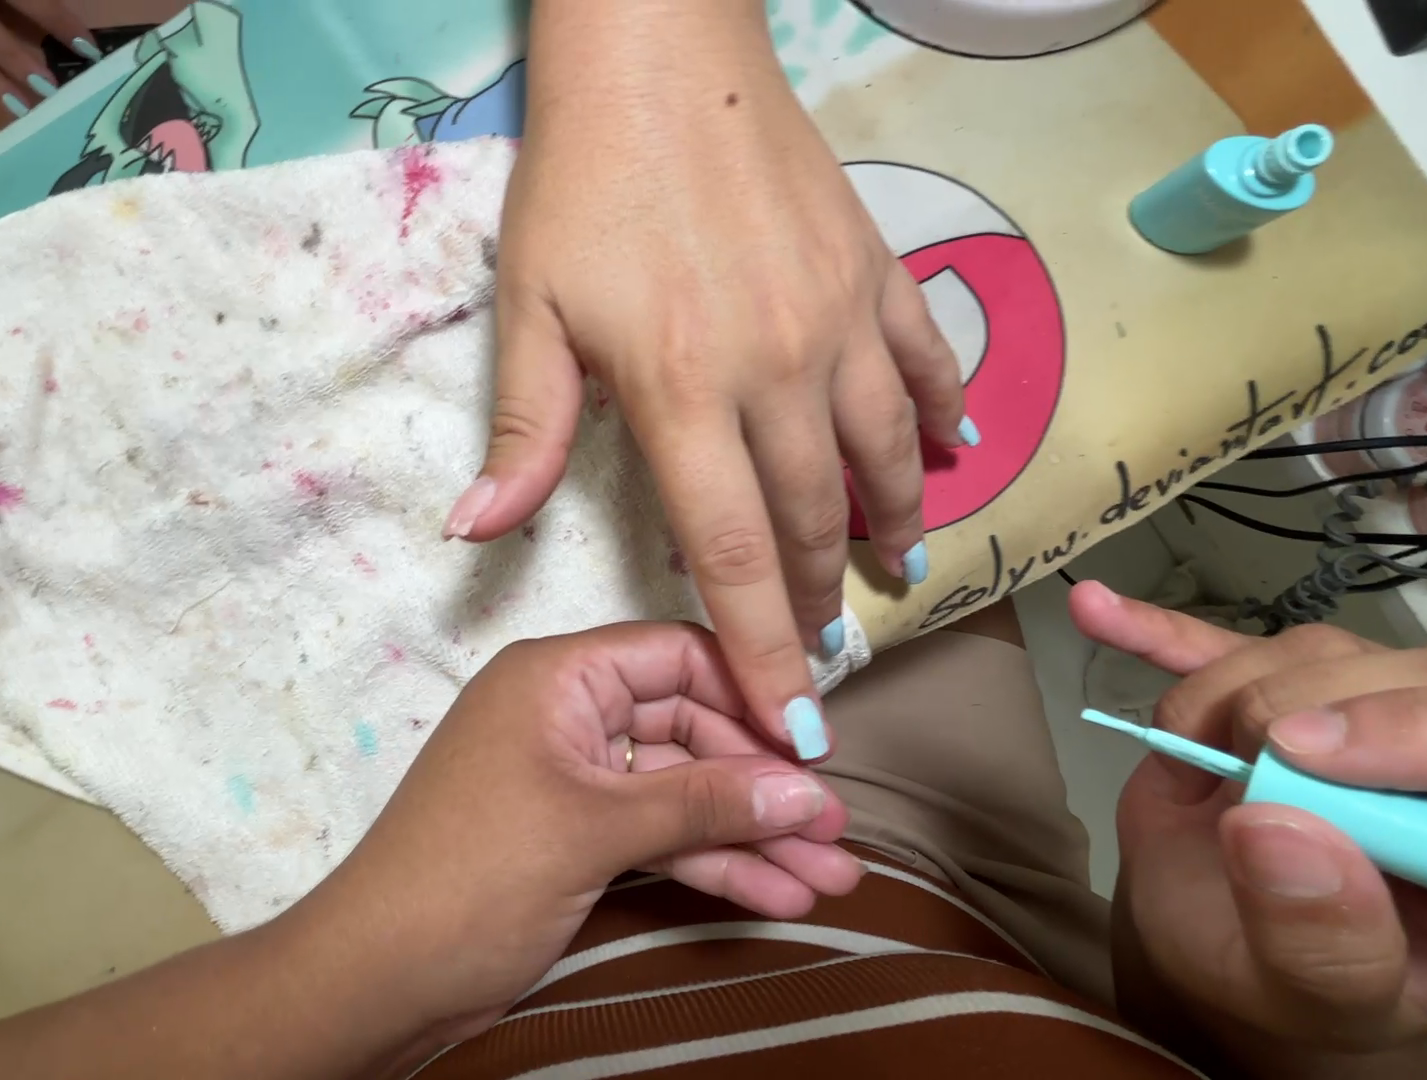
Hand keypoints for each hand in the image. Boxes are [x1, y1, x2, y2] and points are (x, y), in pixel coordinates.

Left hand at [0, 623, 858, 1079]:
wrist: (371, 981)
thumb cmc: (460, 880)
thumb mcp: (590, 819)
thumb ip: (687, 783)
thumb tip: (791, 765)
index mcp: (557, 676)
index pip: (671, 655)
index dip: (745, 686)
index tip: (817, 722)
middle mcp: (563, 708)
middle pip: (681, 722)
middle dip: (759, 768)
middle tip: (838, 813)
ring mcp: (570, 771)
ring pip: (678, 782)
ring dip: (745, 821)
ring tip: (825, 862)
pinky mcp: (572, 831)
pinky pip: (659, 828)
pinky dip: (710, 853)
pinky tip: (770, 882)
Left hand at [451, 0, 965, 757]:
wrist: (659, 62)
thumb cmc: (582, 189)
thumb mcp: (530, 314)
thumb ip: (523, 436)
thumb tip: (475, 533)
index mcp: (683, 393)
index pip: (732, 556)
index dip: (760, 648)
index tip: (792, 716)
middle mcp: (778, 371)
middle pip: (810, 522)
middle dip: (814, 602)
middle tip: (818, 650)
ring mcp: (841, 319)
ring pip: (883, 458)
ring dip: (890, 530)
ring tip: (891, 579)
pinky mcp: (876, 271)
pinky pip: (926, 363)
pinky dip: (942, 420)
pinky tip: (951, 458)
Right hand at [1071, 581, 1426, 1058]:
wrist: (1209, 936)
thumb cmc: (1275, 982)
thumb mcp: (1309, 995)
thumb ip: (1319, 941)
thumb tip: (1278, 828)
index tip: (1296, 750)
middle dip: (1323, 701)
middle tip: (1237, 756)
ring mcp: (1364, 720)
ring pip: (1328, 651)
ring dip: (1233, 688)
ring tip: (1184, 756)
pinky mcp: (1268, 692)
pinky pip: (1220, 643)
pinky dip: (1157, 627)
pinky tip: (1097, 609)